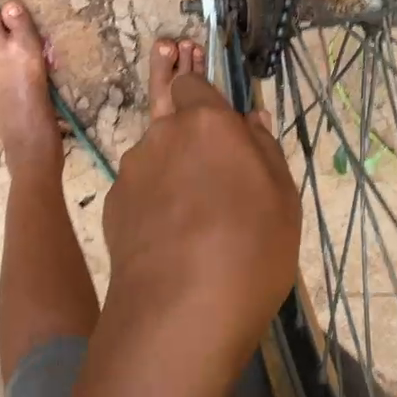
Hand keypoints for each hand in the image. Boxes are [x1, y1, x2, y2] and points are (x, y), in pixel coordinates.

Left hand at [62, 71, 299, 396]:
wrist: (179, 311)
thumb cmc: (248, 250)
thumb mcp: (283, 200)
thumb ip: (265, 149)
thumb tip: (252, 118)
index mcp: (207, 122)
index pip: (194, 85)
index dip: (205, 100)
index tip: (222, 127)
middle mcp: (163, 133)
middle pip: (174, 121)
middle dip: (191, 140)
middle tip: (214, 180)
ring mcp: (133, 167)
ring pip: (157, 158)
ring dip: (172, 174)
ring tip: (195, 222)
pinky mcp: (113, 201)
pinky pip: (141, 191)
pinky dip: (154, 204)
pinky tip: (170, 240)